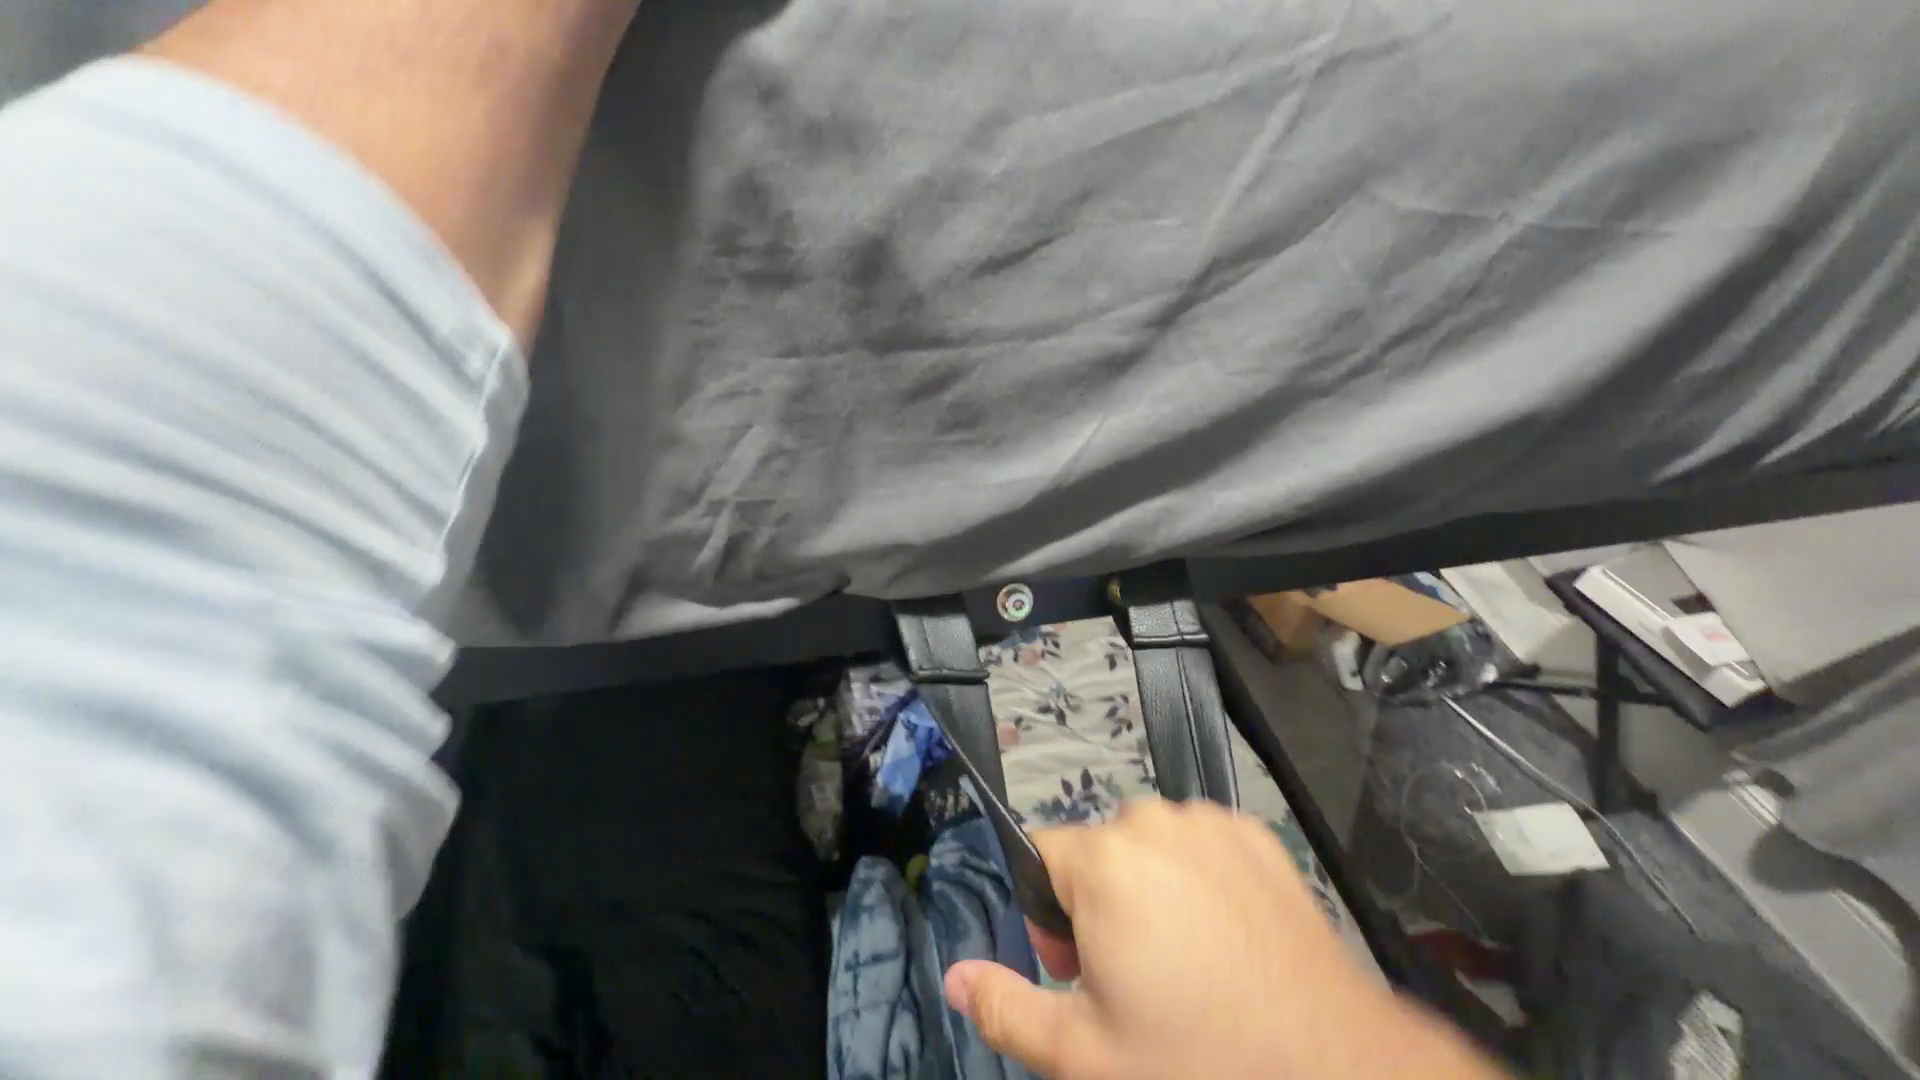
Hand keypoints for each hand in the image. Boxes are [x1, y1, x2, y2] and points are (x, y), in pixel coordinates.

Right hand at [943, 799, 1508, 1079]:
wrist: (1334, 1065)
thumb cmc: (1198, 1060)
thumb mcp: (1084, 1055)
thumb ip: (1006, 1008)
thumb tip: (956, 977)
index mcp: (1104, 861)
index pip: (1037, 856)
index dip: (1046, 917)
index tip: (1079, 970)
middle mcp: (1154, 823)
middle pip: (1093, 854)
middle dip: (1095, 905)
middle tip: (1133, 979)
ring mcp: (1211, 824)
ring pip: (1145, 848)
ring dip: (1146, 891)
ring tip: (1183, 962)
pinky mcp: (1255, 836)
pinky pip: (1196, 845)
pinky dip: (1195, 879)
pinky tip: (1223, 939)